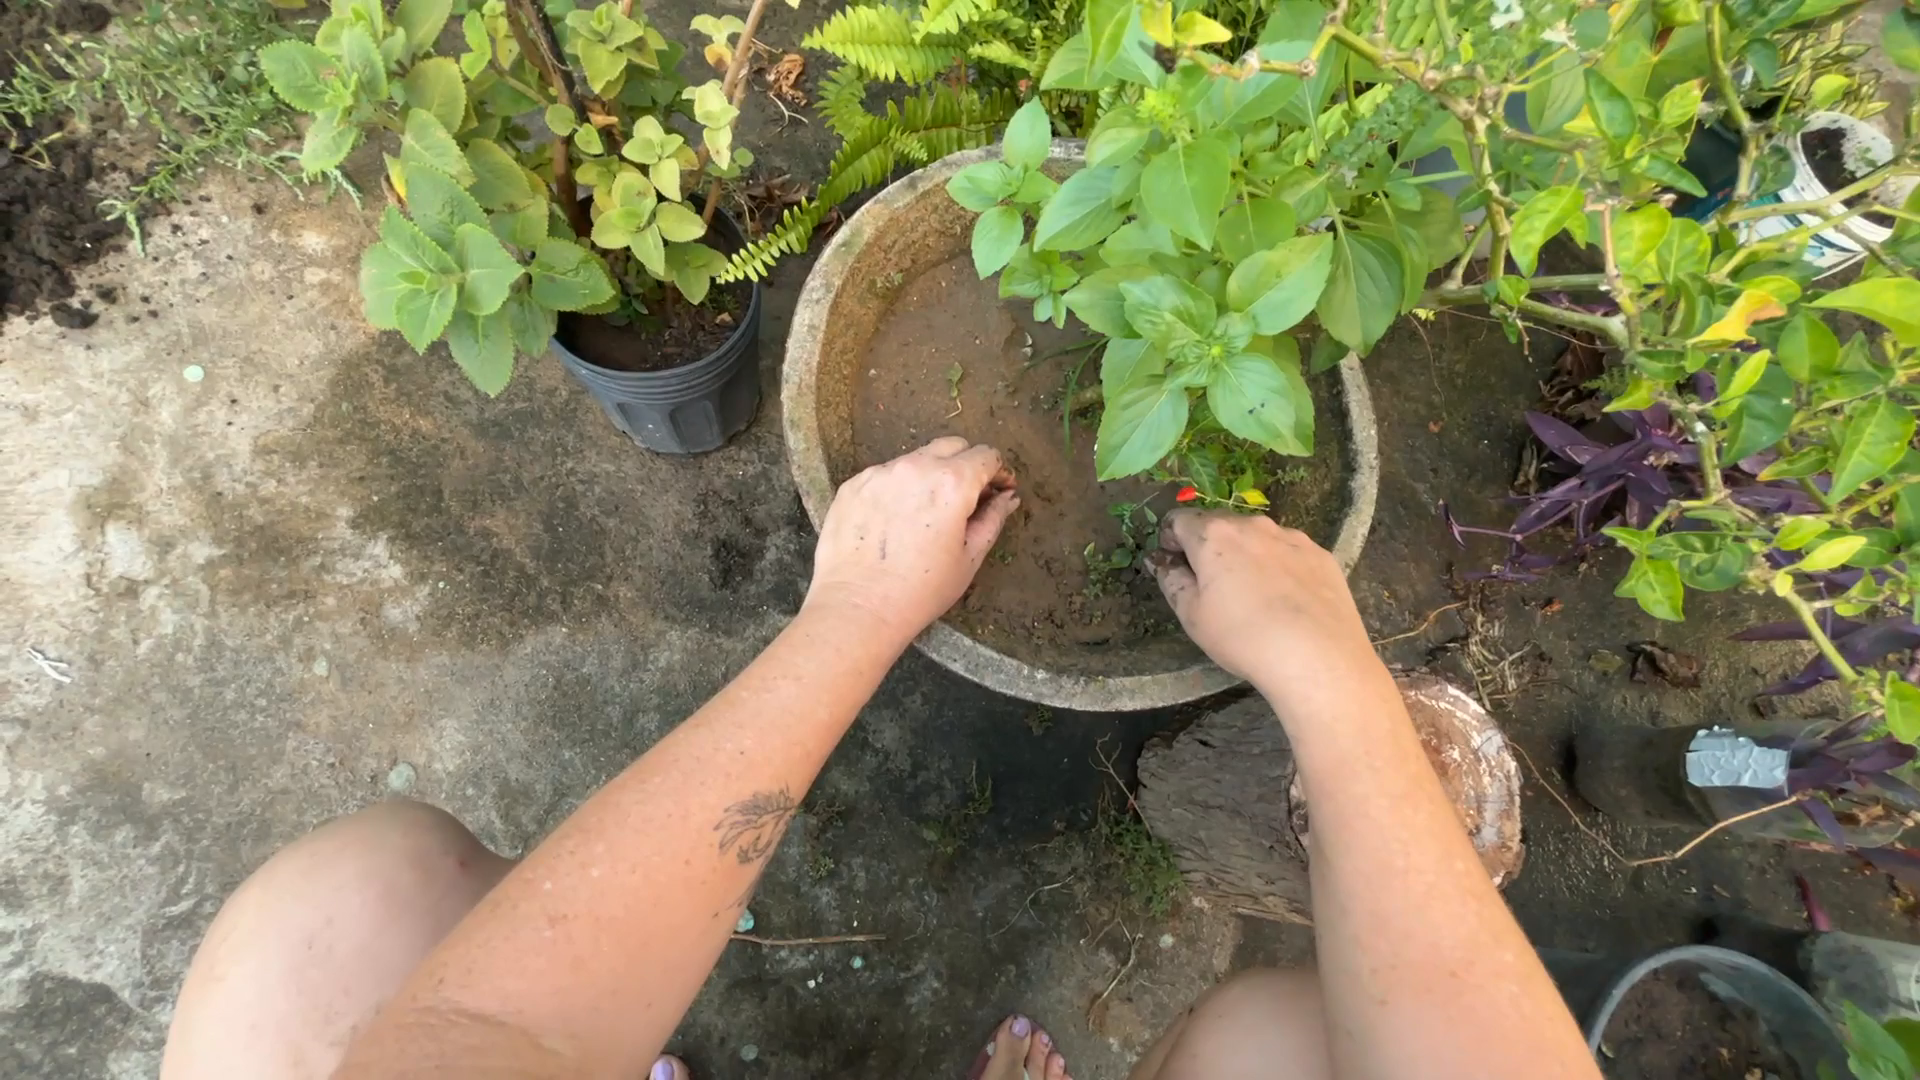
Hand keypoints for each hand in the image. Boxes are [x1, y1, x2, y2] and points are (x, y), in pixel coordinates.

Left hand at [803, 436, 1019, 648]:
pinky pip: (885, 475)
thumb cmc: (920, 591)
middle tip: (966, 498)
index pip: (986, 455)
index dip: (998, 472)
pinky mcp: (854, 485)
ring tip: (925, 515)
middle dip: (966, 465)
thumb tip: (1007, 497)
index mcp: (952, 483)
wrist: (859, 608)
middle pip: (952, 446)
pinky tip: (894, 522)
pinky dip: (898, 488)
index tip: (998, 489)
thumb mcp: (969, 558)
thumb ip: (993, 519)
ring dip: (929, 476)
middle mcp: (916, 467)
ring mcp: (880, 473)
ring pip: (916, 459)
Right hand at [1146, 510, 1380, 692]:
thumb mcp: (1192, 615)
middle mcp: (1252, 525)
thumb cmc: (1242, 637)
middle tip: (1212, 586)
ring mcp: (1291, 537)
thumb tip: (1160, 560)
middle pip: (1219, 524)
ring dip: (1244, 554)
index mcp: (1213, 535)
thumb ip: (1171, 580)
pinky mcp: (1320, 554)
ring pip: (1255, 537)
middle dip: (1208, 546)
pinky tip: (1285, 599)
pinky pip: (1287, 551)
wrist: (1319, 658)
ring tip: (1252, 595)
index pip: (1178, 520)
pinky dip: (1278, 565)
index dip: (1171, 541)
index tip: (1176, 567)